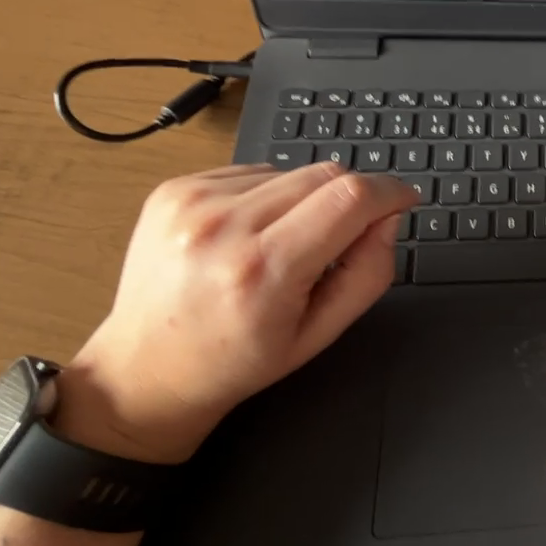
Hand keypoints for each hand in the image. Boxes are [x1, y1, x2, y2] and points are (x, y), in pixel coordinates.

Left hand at [51, 162, 415, 463]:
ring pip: (292, 171)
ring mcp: (192, 203)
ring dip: (304, 200)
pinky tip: (248, 235)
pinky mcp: (174, 190)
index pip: (351, 197)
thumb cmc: (237, 361)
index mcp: (263, 271)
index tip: (403, 200)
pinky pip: (254, 172)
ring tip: (280, 245)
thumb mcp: (321, 334)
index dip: (390, 192)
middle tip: (339, 240)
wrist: (142, 374)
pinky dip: (267, 197)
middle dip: (350, 199)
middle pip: (326, 174)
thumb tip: (389, 216)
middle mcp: (223, 227)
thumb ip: (369, 272)